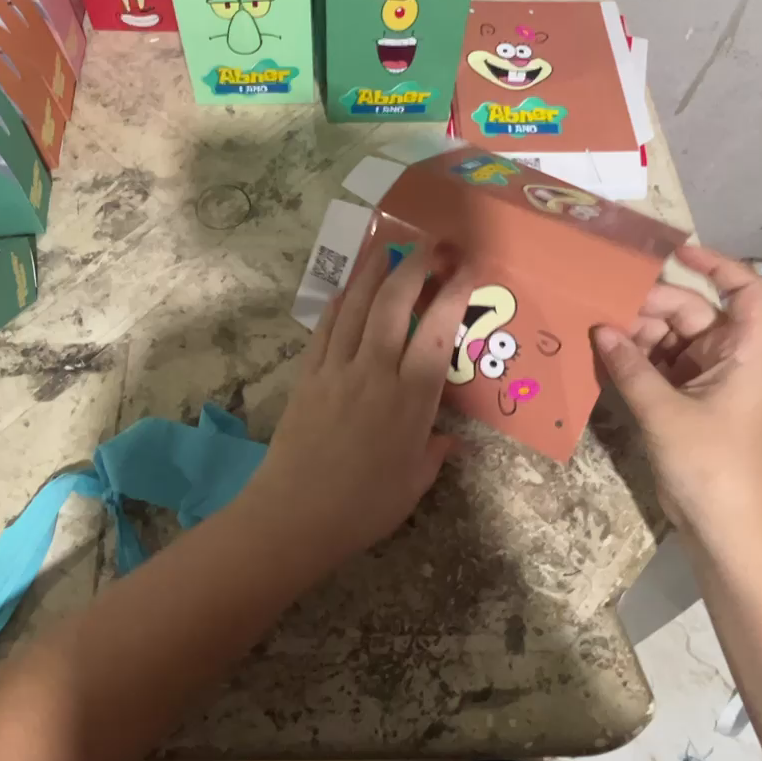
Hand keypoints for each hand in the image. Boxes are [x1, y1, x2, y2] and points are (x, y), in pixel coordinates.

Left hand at [243, 244, 473, 565]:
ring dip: (374, 272)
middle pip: (395, 304)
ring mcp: (337, 369)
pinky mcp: (308, 375)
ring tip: (388, 246)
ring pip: (358, 306)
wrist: (294, 515)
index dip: (454, 294)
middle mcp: (374, 372)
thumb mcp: (413, 484)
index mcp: (410, 399)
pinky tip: (349, 288)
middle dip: (414, 266)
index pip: (439, 332)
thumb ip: (433, 452)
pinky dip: (340, 303)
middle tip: (430, 245)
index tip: (467, 268)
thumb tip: (450, 439)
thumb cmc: (363, 507)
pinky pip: (326, 328)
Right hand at [593, 244, 761, 539]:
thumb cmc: (712, 465)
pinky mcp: (685, 405)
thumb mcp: (665, 412)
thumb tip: (600, 329)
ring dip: (634, 334)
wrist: (727, 530)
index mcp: (743, 353)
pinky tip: (600, 356)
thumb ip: (630, 367)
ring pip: (668, 340)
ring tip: (592, 328)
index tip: (675, 252)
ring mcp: (705, 383)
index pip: (747, 292)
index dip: (719, 265)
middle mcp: (727, 360)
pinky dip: (632, 360)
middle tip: (601, 303)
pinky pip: (657, 368)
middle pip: (691, 313)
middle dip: (649, 305)